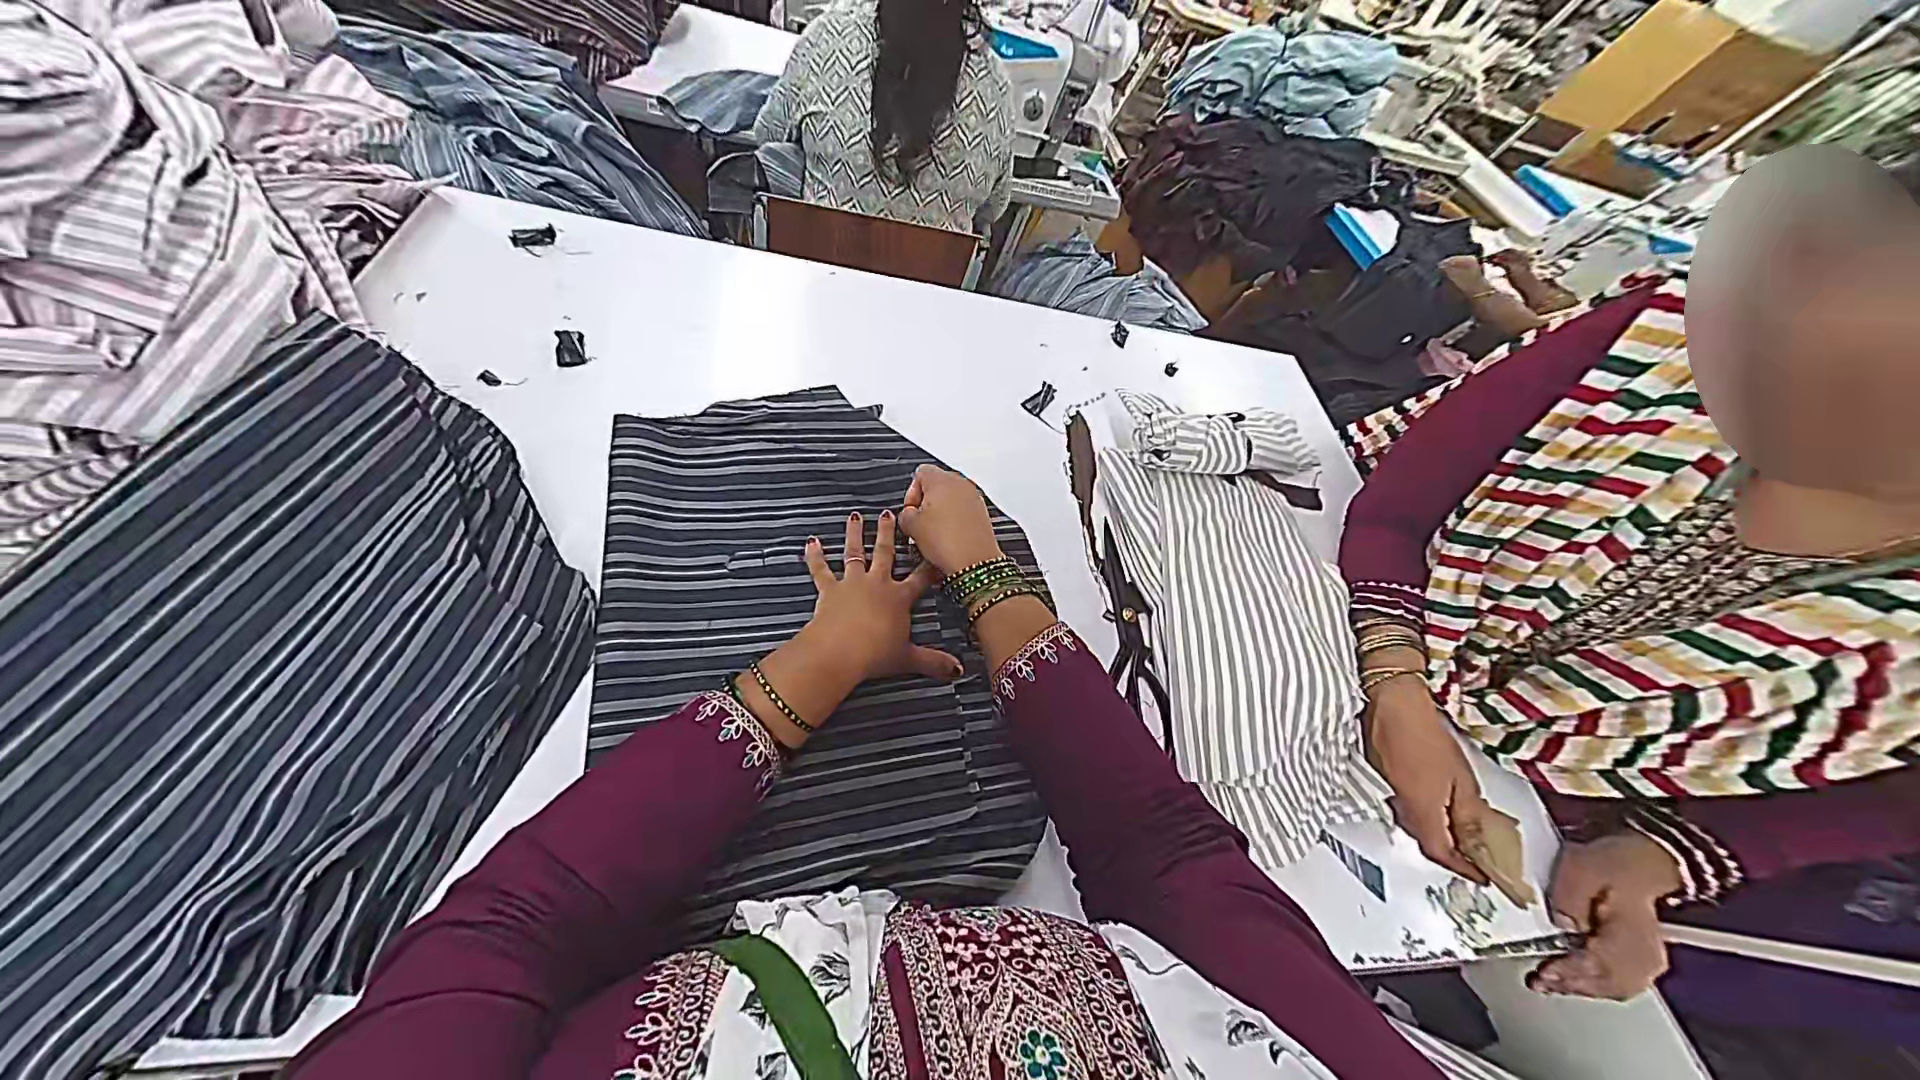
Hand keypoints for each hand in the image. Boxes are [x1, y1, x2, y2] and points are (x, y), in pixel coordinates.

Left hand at [802, 510, 961, 684]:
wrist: (840, 652)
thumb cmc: (874, 653)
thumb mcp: (908, 658)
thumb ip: (933, 661)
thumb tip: (957, 671)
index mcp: (899, 598)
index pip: (920, 578)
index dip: (929, 566)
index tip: (935, 552)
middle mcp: (877, 584)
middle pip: (885, 553)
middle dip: (889, 533)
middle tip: (891, 515)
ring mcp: (852, 583)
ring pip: (855, 552)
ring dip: (855, 534)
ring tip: (855, 517)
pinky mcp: (829, 589)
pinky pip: (821, 569)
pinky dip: (815, 556)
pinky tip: (811, 542)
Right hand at [896, 464, 1001, 574]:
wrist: (975, 562)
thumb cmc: (948, 542)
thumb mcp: (911, 527)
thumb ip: (904, 514)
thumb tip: (908, 514)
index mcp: (941, 480)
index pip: (919, 474)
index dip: (910, 494)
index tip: (910, 512)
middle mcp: (960, 483)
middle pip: (935, 485)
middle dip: (925, 502)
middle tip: (920, 523)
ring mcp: (974, 497)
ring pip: (950, 498)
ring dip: (940, 512)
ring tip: (935, 533)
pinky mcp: (982, 512)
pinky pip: (962, 510)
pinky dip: (954, 519)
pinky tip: (949, 536)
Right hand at [1367, 675, 1493, 885]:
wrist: (1390, 701)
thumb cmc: (1423, 734)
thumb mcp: (1462, 779)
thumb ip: (1471, 817)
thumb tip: (1483, 847)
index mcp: (1420, 811)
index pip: (1442, 855)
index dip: (1466, 869)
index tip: (1487, 876)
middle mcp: (1396, 806)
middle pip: (1426, 841)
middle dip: (1453, 851)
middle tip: (1479, 852)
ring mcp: (1383, 790)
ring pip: (1413, 823)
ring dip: (1438, 830)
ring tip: (1462, 825)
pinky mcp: (1378, 776)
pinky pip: (1402, 805)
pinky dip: (1423, 811)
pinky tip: (1436, 800)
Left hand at [1529, 833, 1682, 1000]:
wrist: (1639, 861)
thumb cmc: (1610, 864)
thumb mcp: (1581, 868)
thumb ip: (1571, 898)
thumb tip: (1563, 925)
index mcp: (1634, 933)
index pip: (1605, 964)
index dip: (1574, 970)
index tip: (1547, 971)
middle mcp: (1645, 954)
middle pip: (1610, 982)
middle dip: (1572, 984)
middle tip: (1539, 981)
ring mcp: (1642, 959)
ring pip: (1613, 987)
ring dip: (1579, 987)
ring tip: (1546, 983)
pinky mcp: (1633, 957)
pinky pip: (1615, 981)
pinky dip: (1590, 983)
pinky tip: (1567, 979)